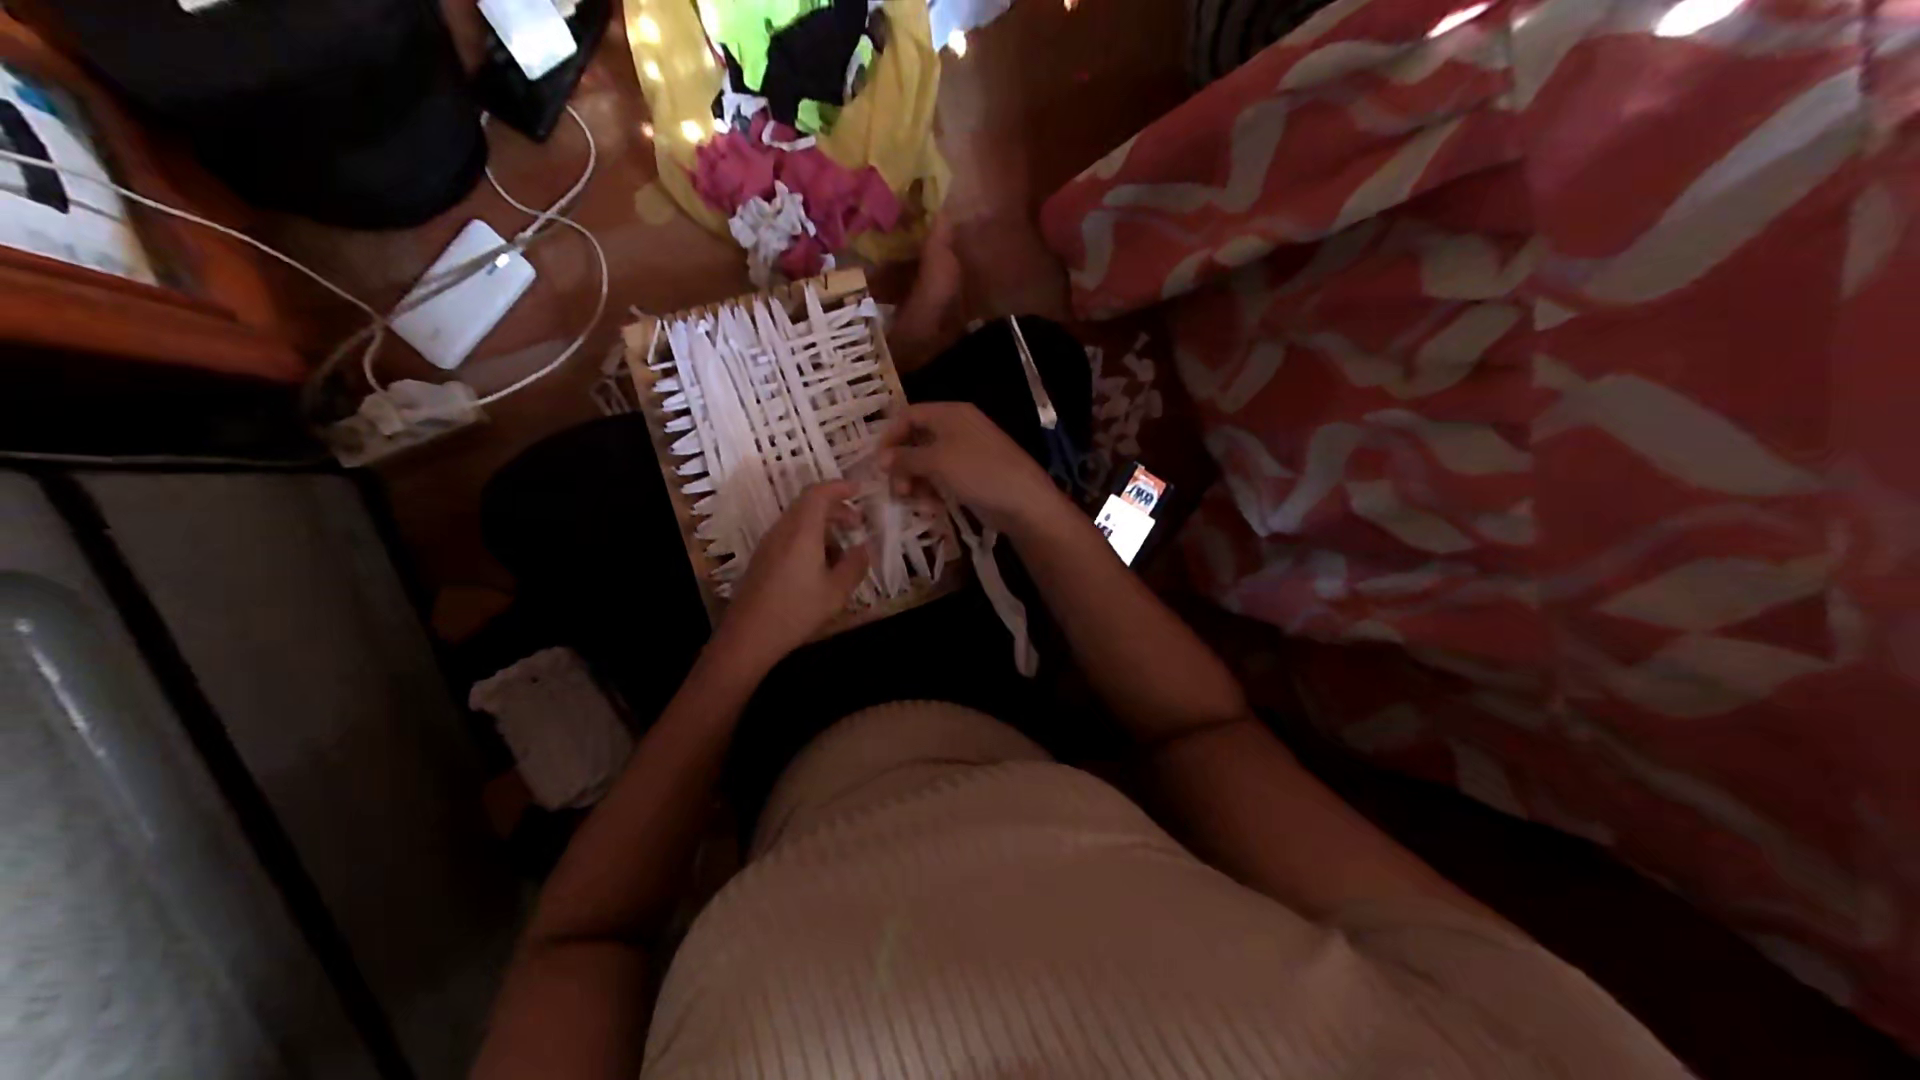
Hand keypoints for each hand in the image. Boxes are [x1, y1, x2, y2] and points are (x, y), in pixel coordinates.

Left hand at [713, 481, 871, 667]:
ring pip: (799, 522)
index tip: (859, 490)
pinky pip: (789, 536)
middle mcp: (782, 531)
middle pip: (808, 505)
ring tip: (842, 551)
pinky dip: (809, 539)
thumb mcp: (836, 592)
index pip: (819, 493)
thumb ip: (855, 565)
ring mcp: (768, 544)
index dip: (840, 486)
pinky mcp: (762, 559)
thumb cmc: (796, 611)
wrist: (748, 636)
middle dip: (836, 508)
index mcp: (801, 531)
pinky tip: (820, 566)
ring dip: (823, 526)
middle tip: (857, 524)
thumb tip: (864, 548)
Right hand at [878, 402, 1065, 534]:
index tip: (878, 463)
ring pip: (927, 462)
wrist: (1023, 500)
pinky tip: (932, 506)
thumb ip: (905, 458)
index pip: (909, 415)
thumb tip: (880, 458)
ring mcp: (965, 452)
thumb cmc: (978, 471)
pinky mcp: (971, 475)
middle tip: (898, 489)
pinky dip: (932, 489)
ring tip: (913, 500)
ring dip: (915, 480)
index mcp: (950, 413)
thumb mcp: (937, 461)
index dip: (890, 437)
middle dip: (902, 465)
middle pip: (916, 440)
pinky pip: (942, 477)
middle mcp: (956, 428)